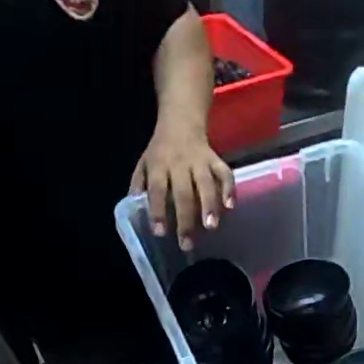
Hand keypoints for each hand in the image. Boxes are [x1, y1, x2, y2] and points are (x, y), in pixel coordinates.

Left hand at [131, 126, 233, 251]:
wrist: (180, 119)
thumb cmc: (160, 151)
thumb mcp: (143, 164)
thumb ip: (139, 186)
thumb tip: (133, 209)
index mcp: (159, 165)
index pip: (157, 190)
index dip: (157, 211)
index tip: (160, 232)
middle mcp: (179, 164)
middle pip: (183, 193)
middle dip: (186, 219)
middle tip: (187, 243)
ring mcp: (199, 161)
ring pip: (206, 184)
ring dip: (209, 206)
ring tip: (211, 227)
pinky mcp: (215, 159)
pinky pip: (224, 173)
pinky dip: (229, 188)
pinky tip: (230, 206)